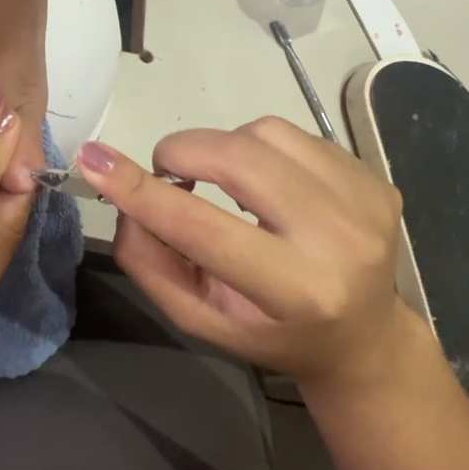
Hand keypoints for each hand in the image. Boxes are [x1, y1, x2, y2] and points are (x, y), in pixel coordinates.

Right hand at [76, 117, 417, 392]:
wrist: (363, 337)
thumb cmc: (266, 330)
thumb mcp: (196, 315)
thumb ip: (148, 259)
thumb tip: (118, 193)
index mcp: (294, 291)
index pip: (202, 227)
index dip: (140, 190)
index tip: (92, 158)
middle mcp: (341, 243)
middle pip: (239, 159)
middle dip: (181, 152)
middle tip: (168, 172)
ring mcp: (365, 203)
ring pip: (263, 133)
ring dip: (223, 148)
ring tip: (225, 183)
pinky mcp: (376, 178)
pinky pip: (294, 133)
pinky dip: (260, 148)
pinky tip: (266, 183)